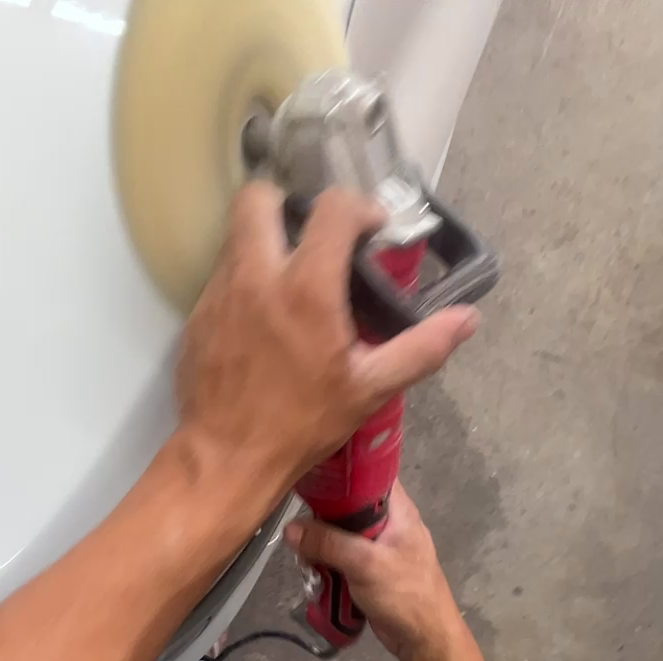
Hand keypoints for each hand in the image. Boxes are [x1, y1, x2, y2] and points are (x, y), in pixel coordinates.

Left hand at [175, 182, 479, 495]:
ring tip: (289, 285)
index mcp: (305, 288)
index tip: (369, 233)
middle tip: (312, 241)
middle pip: (258, 198)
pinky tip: (260, 323)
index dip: (359, 208)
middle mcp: (254, 277)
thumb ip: (420, 348)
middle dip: (288, 205)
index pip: (332, 208)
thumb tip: (467, 319)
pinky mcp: (196, 319)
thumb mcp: (368, 390)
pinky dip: (243, 284)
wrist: (225, 460)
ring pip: (234, 238)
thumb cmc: (300, 426)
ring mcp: (217, 295)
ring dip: (263, 244)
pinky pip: (219, 279)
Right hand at [284, 482, 462, 660]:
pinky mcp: (367, 566)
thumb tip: (289, 529)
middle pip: (346, 503)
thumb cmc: (405, 594)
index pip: (368, 472)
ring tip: (303, 552)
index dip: (341, 469)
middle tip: (300, 523)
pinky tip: (312, 567)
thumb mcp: (365, 563)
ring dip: (320, 541)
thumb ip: (327, 543)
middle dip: (321, 512)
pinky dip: (326, 559)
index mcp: (397, 508)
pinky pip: (340, 554)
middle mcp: (387, 520)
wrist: (423, 639)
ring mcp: (377, 545)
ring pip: (340, 530)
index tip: (309, 470)